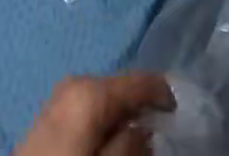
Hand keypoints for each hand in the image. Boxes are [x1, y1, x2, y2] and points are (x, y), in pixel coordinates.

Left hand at [14, 73, 172, 155]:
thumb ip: (130, 147)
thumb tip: (144, 130)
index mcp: (92, 90)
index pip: (141, 80)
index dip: (164, 94)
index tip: (180, 112)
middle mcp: (76, 82)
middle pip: (121, 86)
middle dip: (141, 105)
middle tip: (159, 127)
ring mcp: (59, 96)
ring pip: (104, 97)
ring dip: (121, 113)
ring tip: (136, 135)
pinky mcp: (48, 113)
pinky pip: (86, 107)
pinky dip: (102, 118)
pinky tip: (107, 138)